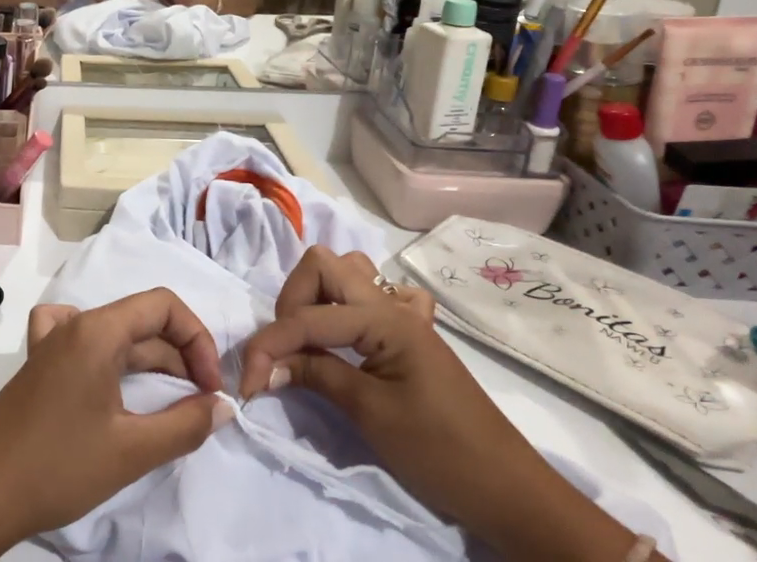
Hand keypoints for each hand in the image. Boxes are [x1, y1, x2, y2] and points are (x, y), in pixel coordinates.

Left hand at [0, 290, 227, 559]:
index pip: (163, 305)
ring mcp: (50, 344)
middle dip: (180, 356)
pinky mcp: (39, 367)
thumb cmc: (58, 466)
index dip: (198, 339)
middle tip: (202, 403)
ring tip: (173, 399)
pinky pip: (79, 340)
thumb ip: (187, 424)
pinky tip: (111, 376)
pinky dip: (107, 352)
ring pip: (115, 335)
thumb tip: (224, 405)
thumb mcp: (132, 450)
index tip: (212, 388)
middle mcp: (72, 325)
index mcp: (96, 330)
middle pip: (141, 320)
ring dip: (150, 360)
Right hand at [238, 249, 647, 561]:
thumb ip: (316, 375)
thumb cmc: (440, 453)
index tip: (248, 385)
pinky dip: (353, 308)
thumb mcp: (370, 414)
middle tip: (283, 352)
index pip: (306, 318)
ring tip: (308, 341)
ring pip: (350, 273)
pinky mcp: (412, 338)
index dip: (268, 346)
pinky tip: (350, 338)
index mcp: (385, 319)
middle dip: (290, 302)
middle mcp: (394, 306)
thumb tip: (267, 366)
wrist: (508, 491)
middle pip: (323, 266)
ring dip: (318, 297)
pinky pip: (379, 298)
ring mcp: (407, 318)